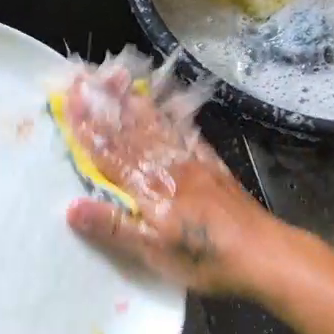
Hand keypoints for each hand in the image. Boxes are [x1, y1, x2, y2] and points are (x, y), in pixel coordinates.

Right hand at [57, 58, 281, 295]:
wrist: (265, 253)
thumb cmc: (205, 257)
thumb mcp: (154, 252)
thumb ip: (113, 226)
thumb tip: (70, 207)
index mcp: (148, 187)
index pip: (108, 152)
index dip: (86, 127)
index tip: (68, 99)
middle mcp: (166, 166)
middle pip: (129, 131)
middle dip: (104, 105)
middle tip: (85, 77)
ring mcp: (191, 163)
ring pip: (155, 126)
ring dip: (133, 103)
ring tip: (118, 79)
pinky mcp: (211, 167)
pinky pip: (186, 134)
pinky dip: (171, 117)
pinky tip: (166, 107)